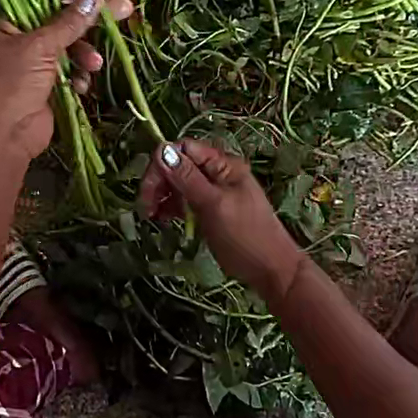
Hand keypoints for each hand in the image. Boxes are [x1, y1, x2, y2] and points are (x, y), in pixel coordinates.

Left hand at [0, 0, 133, 160]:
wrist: (2, 137)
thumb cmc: (10, 85)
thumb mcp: (39, 47)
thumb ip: (69, 22)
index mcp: (9, 21)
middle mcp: (22, 38)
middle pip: (63, 20)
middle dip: (91, 18)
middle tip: (124, 8)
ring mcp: (36, 63)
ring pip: (71, 47)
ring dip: (86, 53)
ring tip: (93, 64)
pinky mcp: (49, 85)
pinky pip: (72, 71)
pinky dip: (79, 75)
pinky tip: (80, 84)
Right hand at [139, 140, 306, 300]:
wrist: (271, 269)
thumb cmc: (245, 236)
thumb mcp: (214, 205)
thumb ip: (188, 178)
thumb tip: (162, 151)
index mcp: (224, 164)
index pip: (184, 148)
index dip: (163, 162)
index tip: (149, 189)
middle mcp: (218, 172)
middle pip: (179, 164)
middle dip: (159, 181)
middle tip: (146, 208)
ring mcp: (215, 191)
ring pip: (179, 183)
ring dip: (163, 195)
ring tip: (154, 217)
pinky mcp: (211, 209)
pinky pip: (186, 199)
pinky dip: (173, 207)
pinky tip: (166, 219)